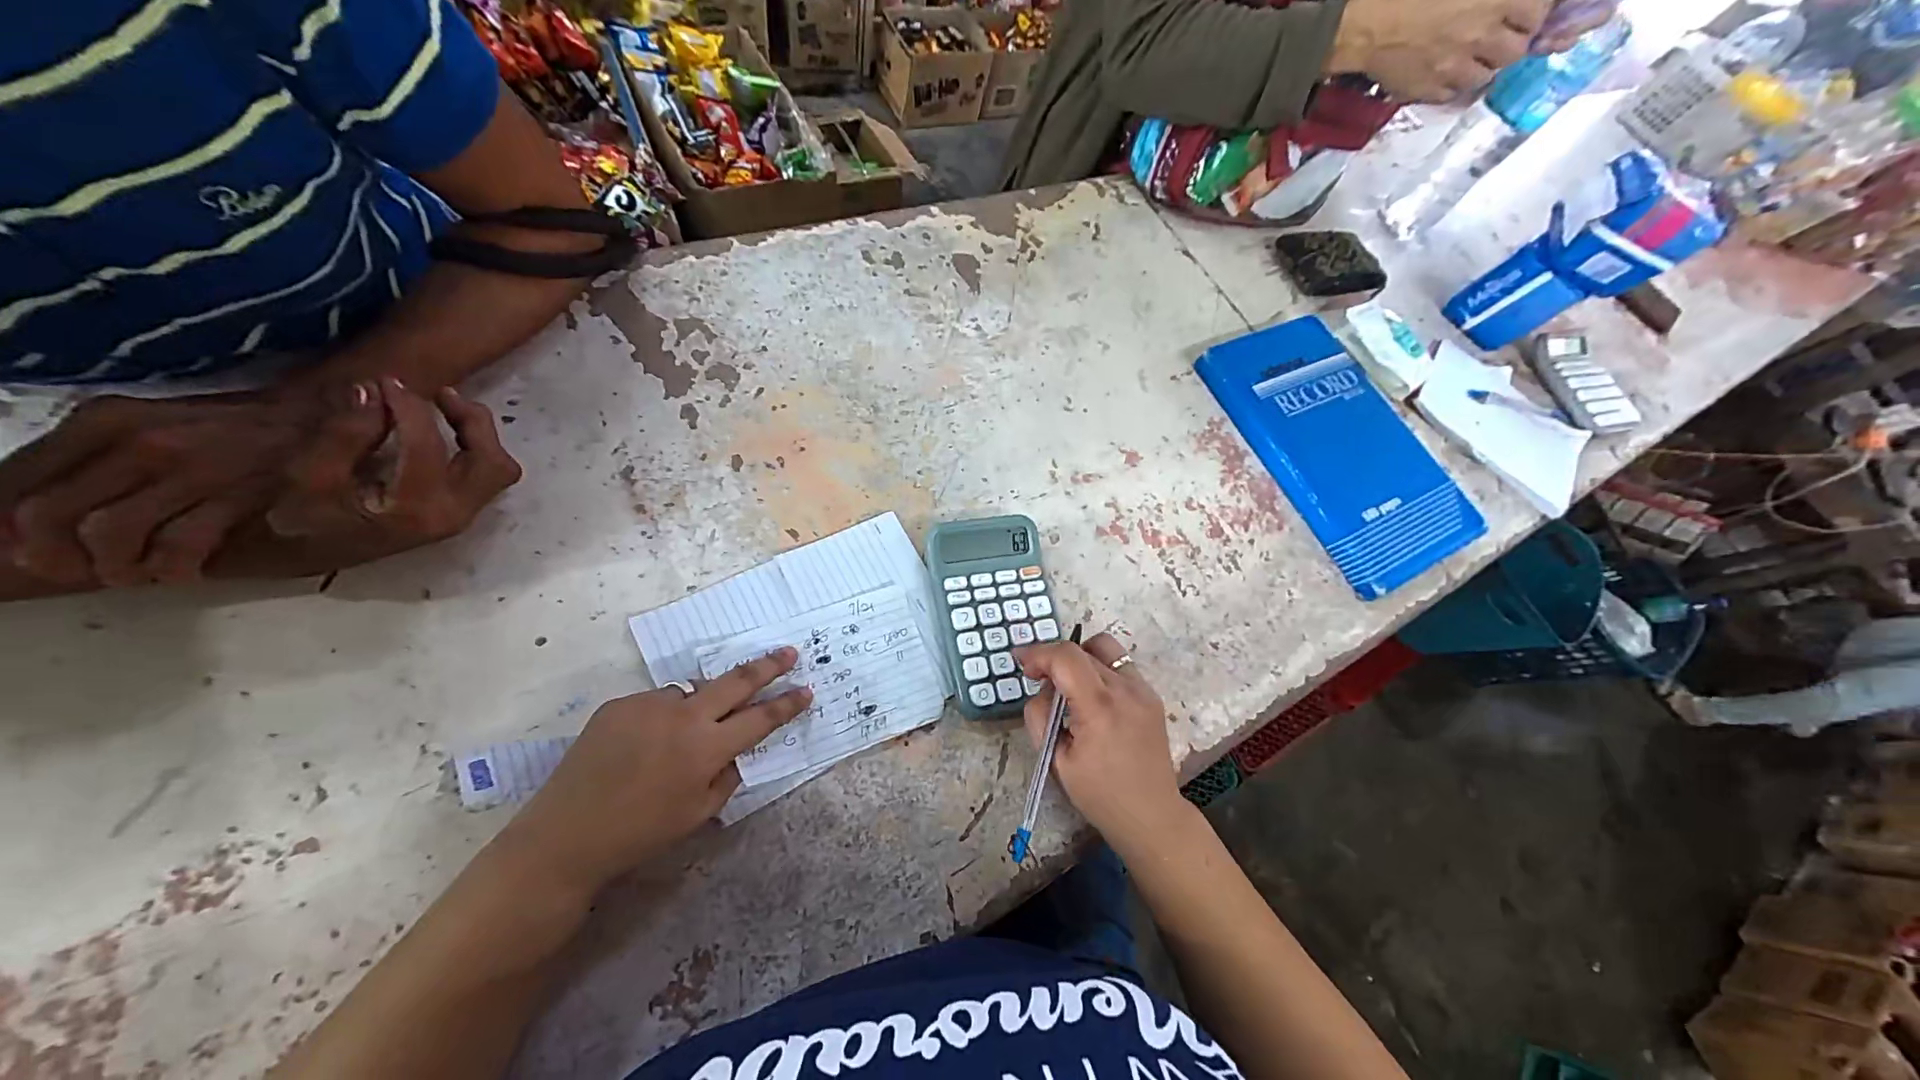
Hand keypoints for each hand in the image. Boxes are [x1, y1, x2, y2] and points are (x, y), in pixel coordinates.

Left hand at [0, 389, 327, 586]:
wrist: (320, 418)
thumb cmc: (235, 429)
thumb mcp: (155, 424)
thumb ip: (102, 457)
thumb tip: (41, 511)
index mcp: (106, 420)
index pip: (20, 482)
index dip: (14, 528)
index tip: (33, 551)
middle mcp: (139, 442)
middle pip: (53, 514)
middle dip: (58, 556)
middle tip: (84, 572)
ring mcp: (194, 469)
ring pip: (112, 533)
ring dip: (118, 567)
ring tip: (140, 574)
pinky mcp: (240, 494)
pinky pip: (183, 542)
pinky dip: (173, 566)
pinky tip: (184, 571)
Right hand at [256, 378, 520, 567]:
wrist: (295, 560)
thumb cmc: (294, 521)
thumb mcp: (308, 476)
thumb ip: (346, 434)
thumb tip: (372, 390)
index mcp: (417, 509)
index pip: (431, 446)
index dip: (410, 407)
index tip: (386, 382)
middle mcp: (452, 514)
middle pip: (492, 462)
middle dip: (472, 421)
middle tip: (439, 393)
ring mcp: (459, 515)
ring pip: (498, 470)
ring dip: (479, 434)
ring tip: (443, 405)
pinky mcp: (455, 511)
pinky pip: (484, 475)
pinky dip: (473, 447)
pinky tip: (441, 428)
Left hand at [500, 649, 813, 893]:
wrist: (565, 835)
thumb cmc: (640, 833)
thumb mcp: (698, 813)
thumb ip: (727, 775)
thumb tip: (736, 750)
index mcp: (707, 748)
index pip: (760, 719)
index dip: (787, 704)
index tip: (806, 690)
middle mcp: (683, 717)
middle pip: (736, 682)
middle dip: (767, 666)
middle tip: (788, 653)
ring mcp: (648, 705)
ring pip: (691, 691)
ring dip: (703, 701)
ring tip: (688, 731)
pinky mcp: (619, 704)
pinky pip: (656, 701)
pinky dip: (663, 715)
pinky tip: (646, 743)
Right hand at [1014, 634, 1184, 846]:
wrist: (1151, 815)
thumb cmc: (1100, 795)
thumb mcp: (1056, 760)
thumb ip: (1040, 717)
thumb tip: (1043, 690)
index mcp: (1100, 708)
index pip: (1066, 657)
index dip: (1039, 653)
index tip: (1022, 663)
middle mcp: (1126, 690)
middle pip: (1083, 649)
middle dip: (1054, 658)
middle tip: (1039, 679)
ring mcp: (1143, 690)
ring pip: (1105, 649)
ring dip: (1080, 658)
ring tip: (1069, 685)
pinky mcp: (1151, 696)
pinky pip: (1120, 667)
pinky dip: (1099, 670)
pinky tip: (1092, 698)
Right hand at [1326, 0, 1547, 101]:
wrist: (1363, 25)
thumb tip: (1504, 4)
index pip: (1538, 12)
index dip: (1532, 13)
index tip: (1522, 12)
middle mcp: (1482, 35)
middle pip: (1515, 51)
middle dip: (1509, 43)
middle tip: (1495, 38)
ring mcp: (1454, 67)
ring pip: (1485, 76)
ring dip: (1481, 66)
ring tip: (1468, 57)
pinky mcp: (1428, 89)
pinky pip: (1452, 93)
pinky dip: (1452, 85)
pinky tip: (1444, 72)